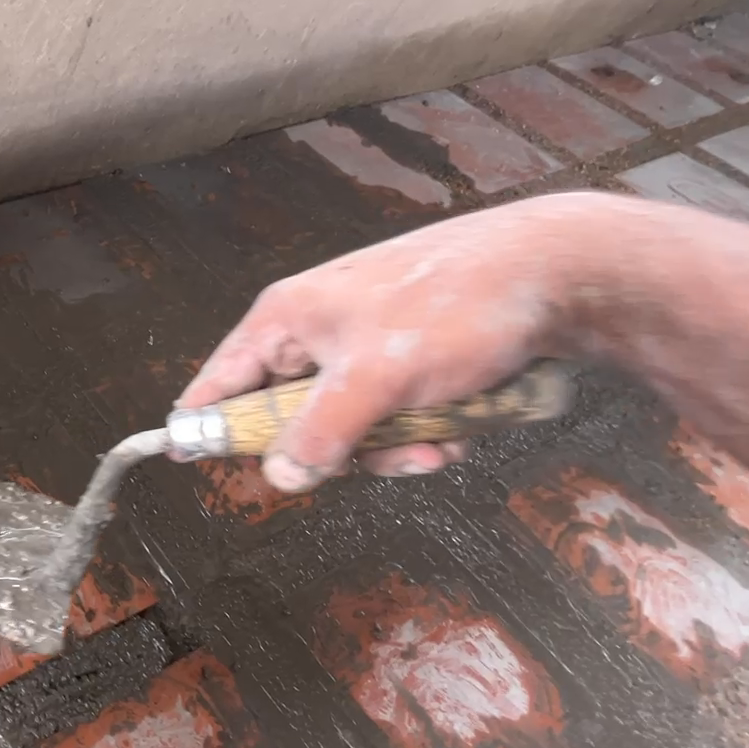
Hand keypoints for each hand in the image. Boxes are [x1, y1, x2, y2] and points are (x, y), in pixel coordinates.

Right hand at [175, 194, 602, 491]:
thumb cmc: (449, 308)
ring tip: (433, 444)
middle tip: (360, 461)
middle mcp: (312, 332)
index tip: (184, 458)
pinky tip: (458, 428)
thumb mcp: (376, 379)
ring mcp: (359, 346)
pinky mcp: (404, 359)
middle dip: (327, 446)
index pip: (220, 380)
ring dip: (385, 444)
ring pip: (343, 421)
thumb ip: (319, 433)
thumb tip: (279, 478)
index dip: (202, 421)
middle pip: (284, 412)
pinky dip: (418, 430)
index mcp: (284, 321)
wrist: (564, 268)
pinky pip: (386, 413)